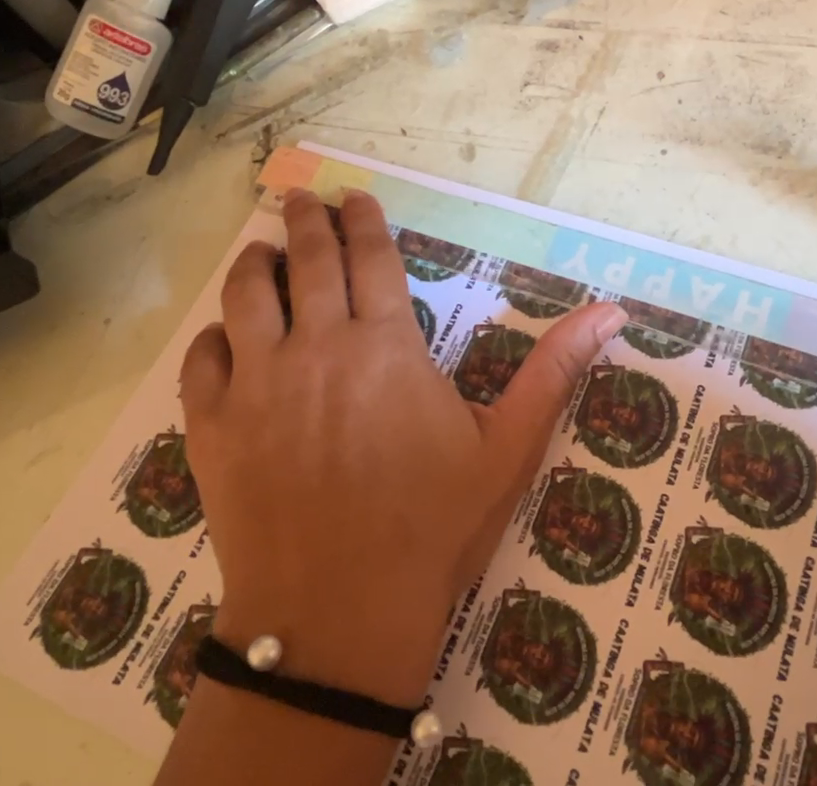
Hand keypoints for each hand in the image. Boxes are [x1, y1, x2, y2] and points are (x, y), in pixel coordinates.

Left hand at [178, 188, 625, 705]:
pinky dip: (213, 336)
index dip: (363, 221)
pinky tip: (224, 334)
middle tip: (306, 200)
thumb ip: (553, 371)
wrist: (339, 616)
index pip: (371, 258)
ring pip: (244, 296)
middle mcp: (315, 348)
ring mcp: (255, 385)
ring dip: (255, 262)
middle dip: (308, 221)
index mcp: (386, 346)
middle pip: (306, 260)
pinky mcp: (211, 427)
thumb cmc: (434, 529)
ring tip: (263, 250)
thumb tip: (614, 311)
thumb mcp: (508, 449)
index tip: (354, 199)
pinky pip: (202, 359)